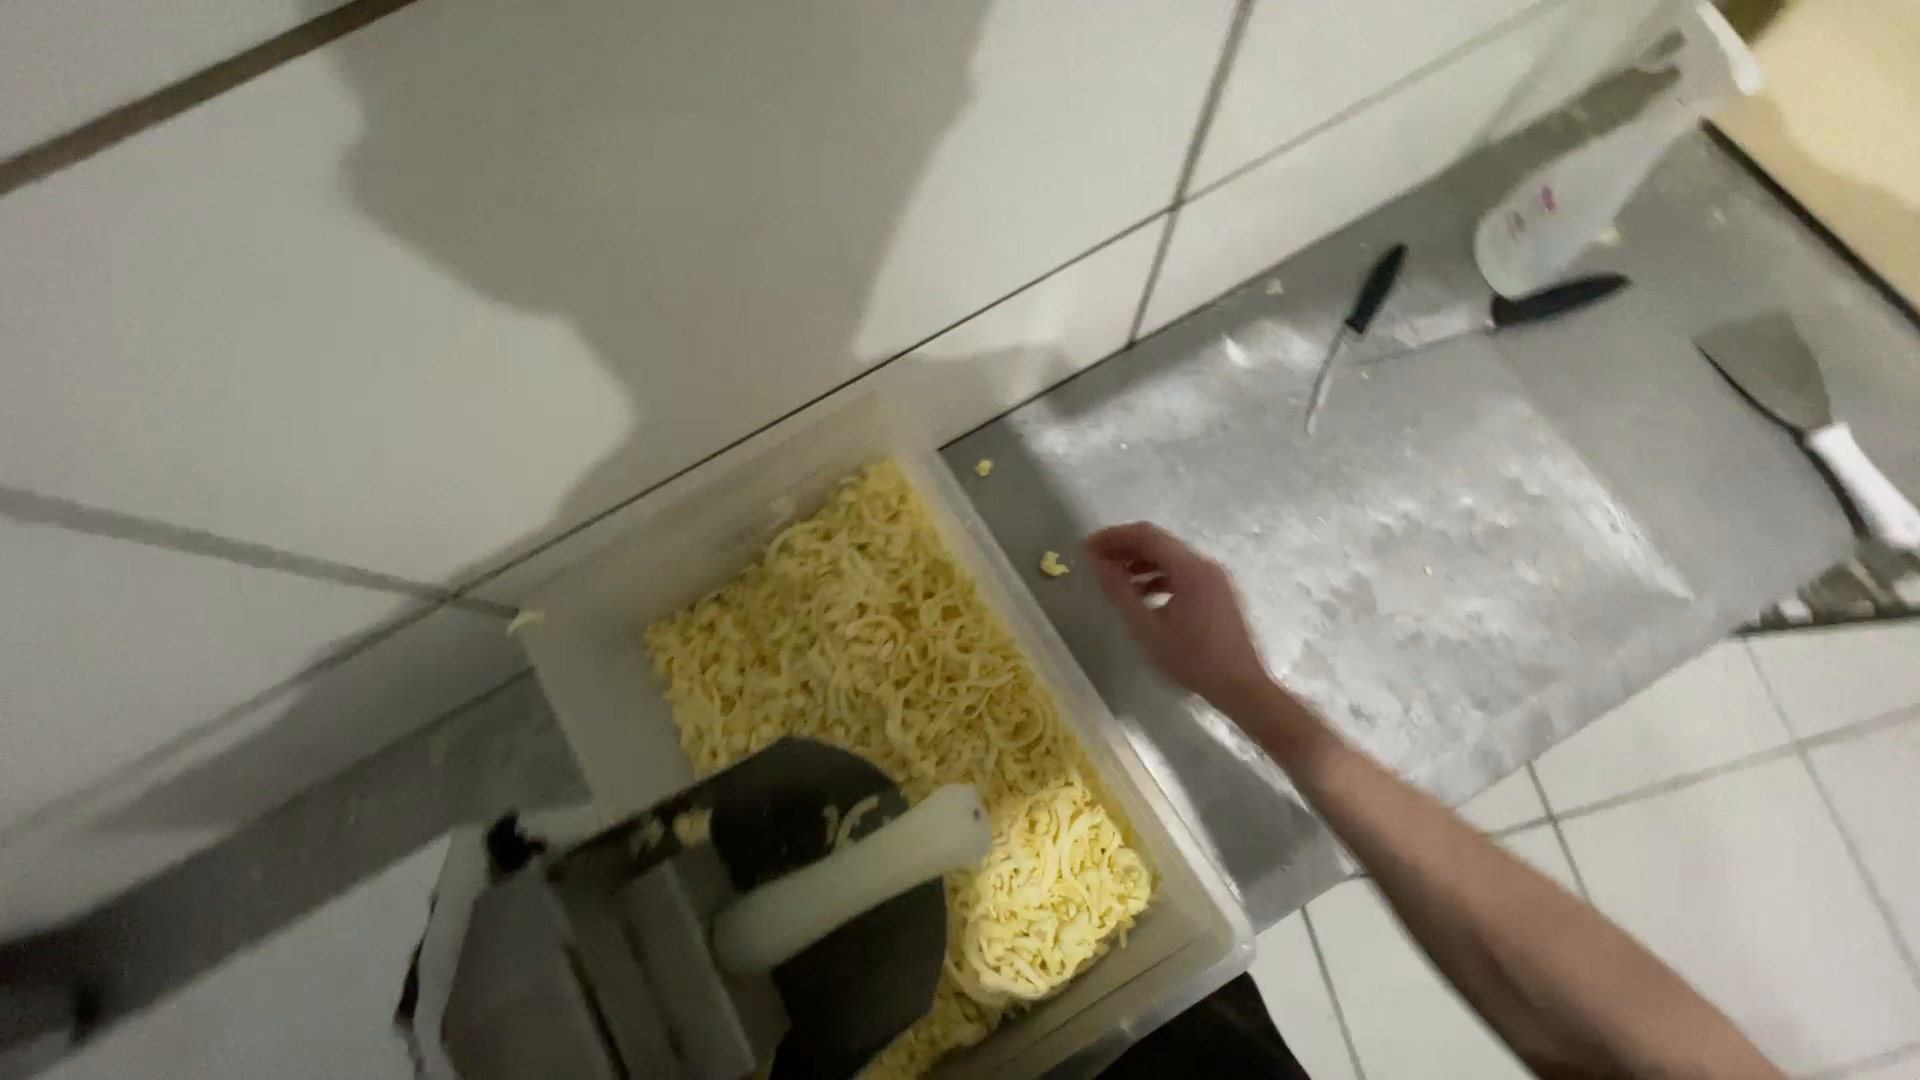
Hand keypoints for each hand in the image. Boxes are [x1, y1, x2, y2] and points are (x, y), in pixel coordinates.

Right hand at [1085, 522, 1275, 712]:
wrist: (1241, 686)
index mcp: (1190, 568)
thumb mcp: (1147, 629)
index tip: (1087, 549)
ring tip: (1114, 579)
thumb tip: (1097, 564)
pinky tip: (1142, 595)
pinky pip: (1183, 572)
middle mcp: (1205, 564)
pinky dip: (1158, 576)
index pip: (1146, 535)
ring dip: (1140, 562)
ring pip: (1170, 557)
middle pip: (1159, 542)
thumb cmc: (1192, 660)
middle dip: (1124, 548)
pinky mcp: (1218, 591)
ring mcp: (1214, 577)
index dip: (1113, 537)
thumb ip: (1120, 593)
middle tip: (1095, 562)